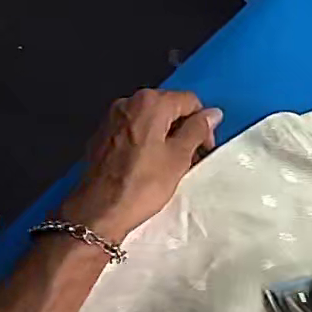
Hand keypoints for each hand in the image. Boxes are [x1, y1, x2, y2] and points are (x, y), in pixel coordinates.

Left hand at [60, 89, 222, 243]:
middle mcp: (128, 103)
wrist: (99, 210)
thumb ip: (197, 130)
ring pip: (150, 120)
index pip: (189, 101)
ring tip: (170, 165)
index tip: (203, 148)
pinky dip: (146, 142)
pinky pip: (133, 130)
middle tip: (191, 158)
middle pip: (168, 107)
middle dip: (184, 129)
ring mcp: (111, 118)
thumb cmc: (141, 185)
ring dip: (165, 137)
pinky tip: (148, 166)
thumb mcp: (179, 157)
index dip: (203, 124)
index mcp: (150, 103)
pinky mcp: (102, 135)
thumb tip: (212, 114)